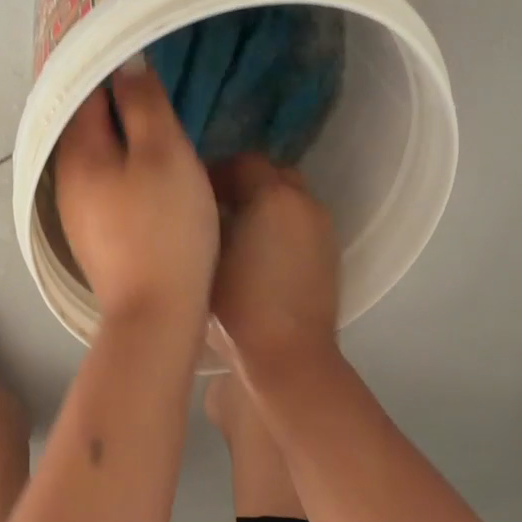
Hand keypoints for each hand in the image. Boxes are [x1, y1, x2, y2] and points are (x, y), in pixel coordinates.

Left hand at [53, 63, 218, 325]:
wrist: (156, 314)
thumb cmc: (165, 229)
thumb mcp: (164, 153)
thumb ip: (143, 103)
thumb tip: (125, 66)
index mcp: (76, 151)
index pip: (88, 89)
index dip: (119, 70)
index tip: (153, 67)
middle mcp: (65, 180)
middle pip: (89, 125)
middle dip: (122, 108)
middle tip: (163, 99)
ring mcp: (76, 214)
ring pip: (99, 160)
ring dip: (126, 144)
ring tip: (164, 137)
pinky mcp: (94, 240)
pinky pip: (107, 190)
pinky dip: (126, 175)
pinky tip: (153, 181)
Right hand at [209, 155, 339, 372]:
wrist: (289, 358)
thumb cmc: (239, 311)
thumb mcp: (204, 265)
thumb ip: (202, 226)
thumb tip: (199, 211)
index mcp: (272, 197)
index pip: (241, 163)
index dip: (212, 174)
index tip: (189, 194)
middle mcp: (304, 203)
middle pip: (271, 177)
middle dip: (242, 187)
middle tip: (211, 213)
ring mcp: (323, 230)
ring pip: (289, 204)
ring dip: (262, 210)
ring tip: (232, 238)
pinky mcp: (331, 257)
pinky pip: (301, 228)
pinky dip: (279, 232)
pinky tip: (256, 261)